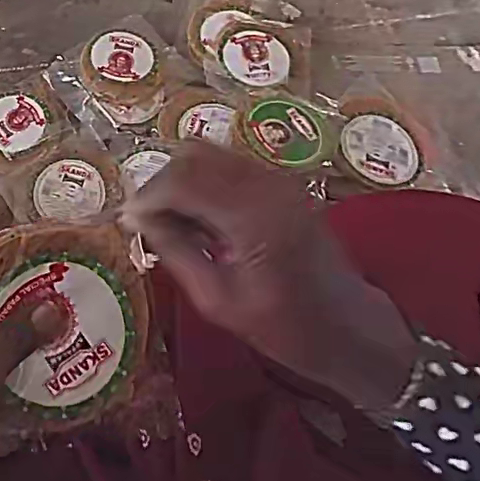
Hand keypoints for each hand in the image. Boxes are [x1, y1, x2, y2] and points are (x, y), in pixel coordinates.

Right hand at [120, 145, 419, 408]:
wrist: (351, 327)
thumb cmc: (286, 328)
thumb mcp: (218, 301)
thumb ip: (175, 251)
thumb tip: (137, 219)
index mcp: (250, 215)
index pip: (181, 179)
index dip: (147, 195)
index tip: (128, 219)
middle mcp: (265, 184)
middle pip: (192, 155)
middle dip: (161, 183)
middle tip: (146, 219)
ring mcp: (276, 177)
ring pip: (209, 152)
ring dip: (181, 178)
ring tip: (169, 217)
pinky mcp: (281, 180)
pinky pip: (228, 163)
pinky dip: (203, 179)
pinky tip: (198, 213)